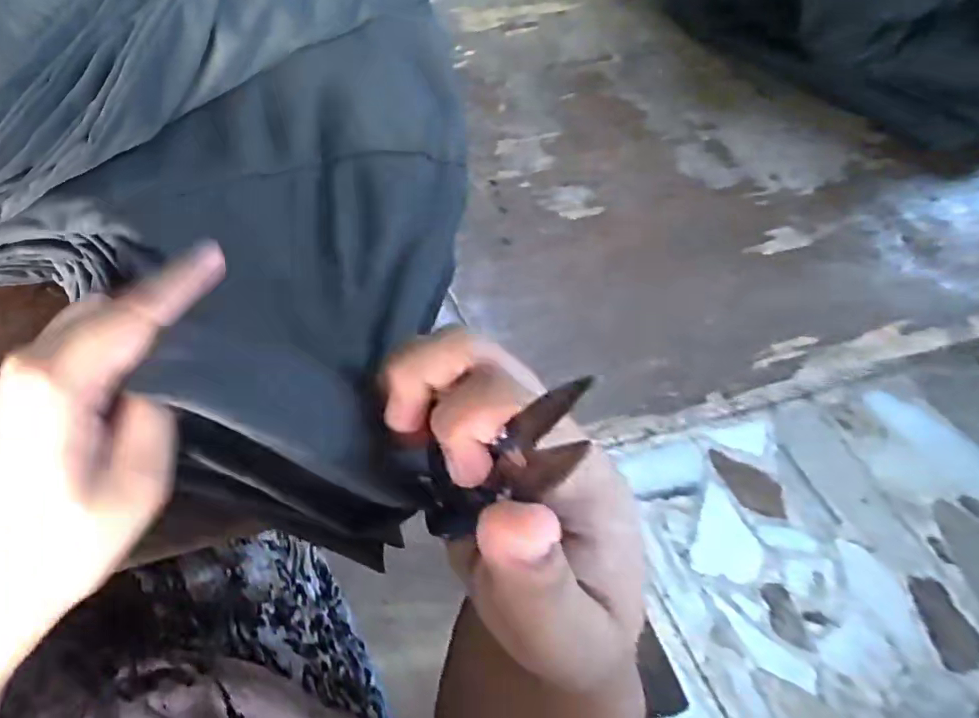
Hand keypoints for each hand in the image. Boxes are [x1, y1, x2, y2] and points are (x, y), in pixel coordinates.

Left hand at [0, 242, 225, 638]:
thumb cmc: (63, 546)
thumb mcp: (134, 491)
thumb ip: (152, 415)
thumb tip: (152, 374)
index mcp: (60, 382)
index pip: (130, 317)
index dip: (176, 284)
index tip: (211, 254)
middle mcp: (32, 359)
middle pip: (103, 306)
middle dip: (150, 303)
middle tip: (197, 311)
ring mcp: (18, 367)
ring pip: (85, 316)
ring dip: (126, 320)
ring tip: (168, 338)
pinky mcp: (17, 380)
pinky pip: (71, 335)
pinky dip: (104, 335)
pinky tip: (127, 360)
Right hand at [382, 329, 645, 693]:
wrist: (557, 624)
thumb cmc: (562, 626)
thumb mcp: (558, 629)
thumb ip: (540, 580)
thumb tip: (519, 518)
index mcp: (576, 466)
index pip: (511, 395)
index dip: (463, 423)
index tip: (462, 482)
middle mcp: (544, 423)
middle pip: (474, 350)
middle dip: (421, 377)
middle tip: (406, 434)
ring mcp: (509, 414)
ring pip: (449, 348)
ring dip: (408, 378)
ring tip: (403, 433)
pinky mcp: (477, 415)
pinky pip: (434, 368)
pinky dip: (404, 386)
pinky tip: (405, 433)